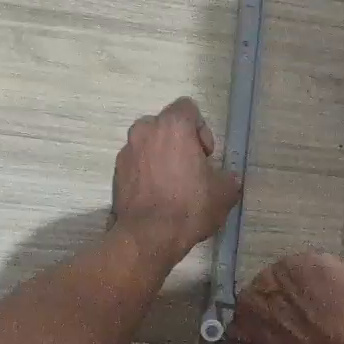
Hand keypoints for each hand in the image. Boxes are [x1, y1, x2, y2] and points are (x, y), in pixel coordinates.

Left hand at [111, 98, 241, 266]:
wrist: (148, 236)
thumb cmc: (189, 207)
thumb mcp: (224, 192)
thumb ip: (228, 177)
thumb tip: (228, 178)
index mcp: (173, 125)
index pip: (188, 108)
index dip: (201, 129)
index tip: (204, 156)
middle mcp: (144, 130)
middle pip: (165, 125)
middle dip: (178, 142)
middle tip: (189, 169)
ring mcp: (126, 151)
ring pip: (148, 144)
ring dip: (160, 157)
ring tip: (171, 185)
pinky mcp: (115, 173)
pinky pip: (135, 164)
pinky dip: (145, 173)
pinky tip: (156, 196)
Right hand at [227, 252, 343, 343]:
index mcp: (238, 335)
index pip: (247, 324)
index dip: (270, 328)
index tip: (286, 335)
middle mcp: (248, 301)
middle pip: (264, 294)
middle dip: (282, 305)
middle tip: (310, 321)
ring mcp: (276, 276)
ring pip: (289, 276)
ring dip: (305, 288)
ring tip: (332, 307)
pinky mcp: (307, 261)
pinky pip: (317, 265)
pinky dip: (331, 277)